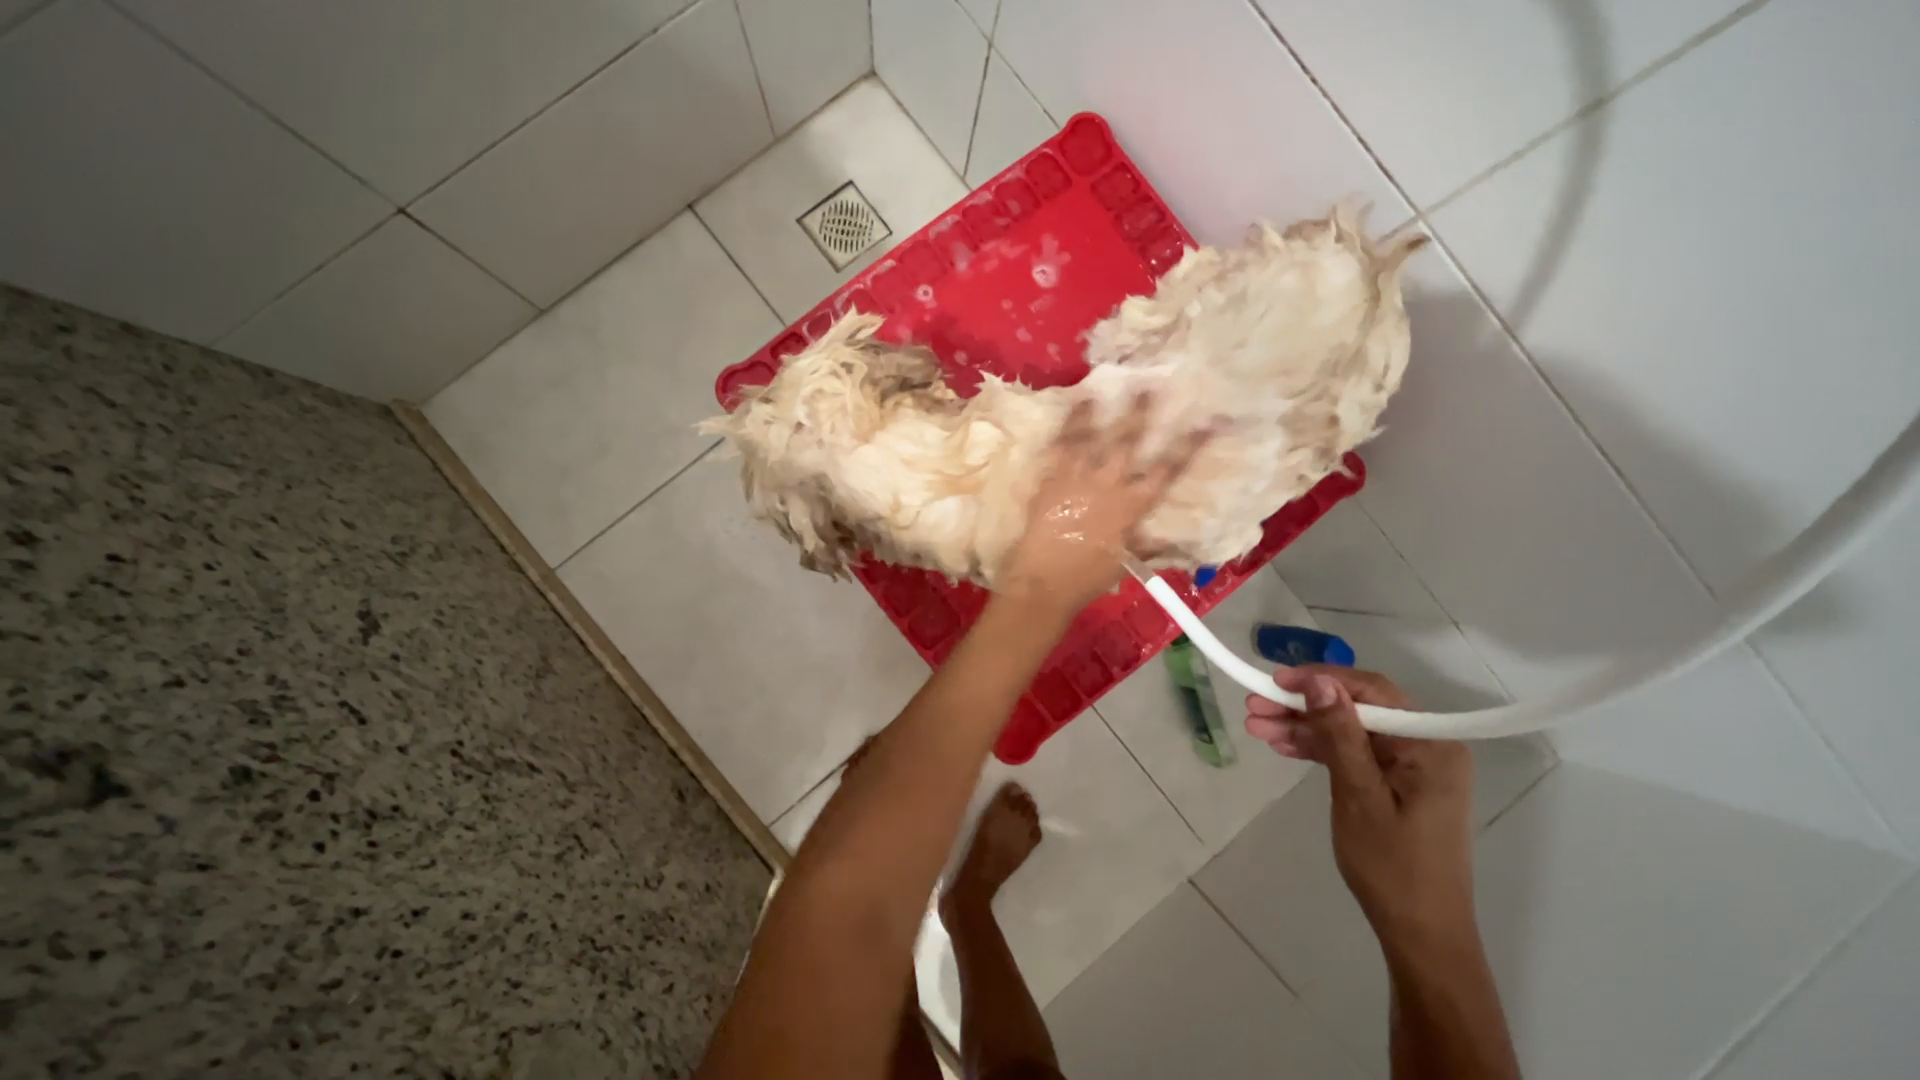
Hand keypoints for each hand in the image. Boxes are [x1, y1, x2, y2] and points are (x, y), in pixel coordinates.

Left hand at [996, 393, 1212, 615]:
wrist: (1044, 581)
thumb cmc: (1089, 577)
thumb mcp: (1126, 560)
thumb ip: (1147, 544)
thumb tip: (1169, 539)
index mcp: (1133, 505)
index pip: (1168, 470)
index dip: (1190, 445)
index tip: (1208, 422)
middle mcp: (1109, 483)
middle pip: (1129, 440)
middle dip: (1141, 412)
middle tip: (1151, 384)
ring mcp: (1078, 477)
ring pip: (1092, 436)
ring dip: (1099, 411)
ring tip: (1103, 387)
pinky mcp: (1052, 478)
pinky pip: (1061, 445)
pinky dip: (1068, 425)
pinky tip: (1073, 407)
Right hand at [1245, 666, 1475, 942]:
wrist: (1420, 931)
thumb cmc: (1392, 866)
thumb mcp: (1359, 796)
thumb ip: (1340, 735)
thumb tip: (1319, 682)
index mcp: (1430, 744)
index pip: (1371, 692)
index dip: (1321, 680)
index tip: (1275, 681)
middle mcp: (1426, 746)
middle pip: (1357, 710)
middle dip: (1304, 706)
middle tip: (1253, 706)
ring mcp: (1412, 766)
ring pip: (1350, 731)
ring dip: (1304, 728)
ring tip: (1256, 726)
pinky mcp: (1398, 784)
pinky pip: (1354, 754)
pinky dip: (1320, 750)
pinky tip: (1283, 746)